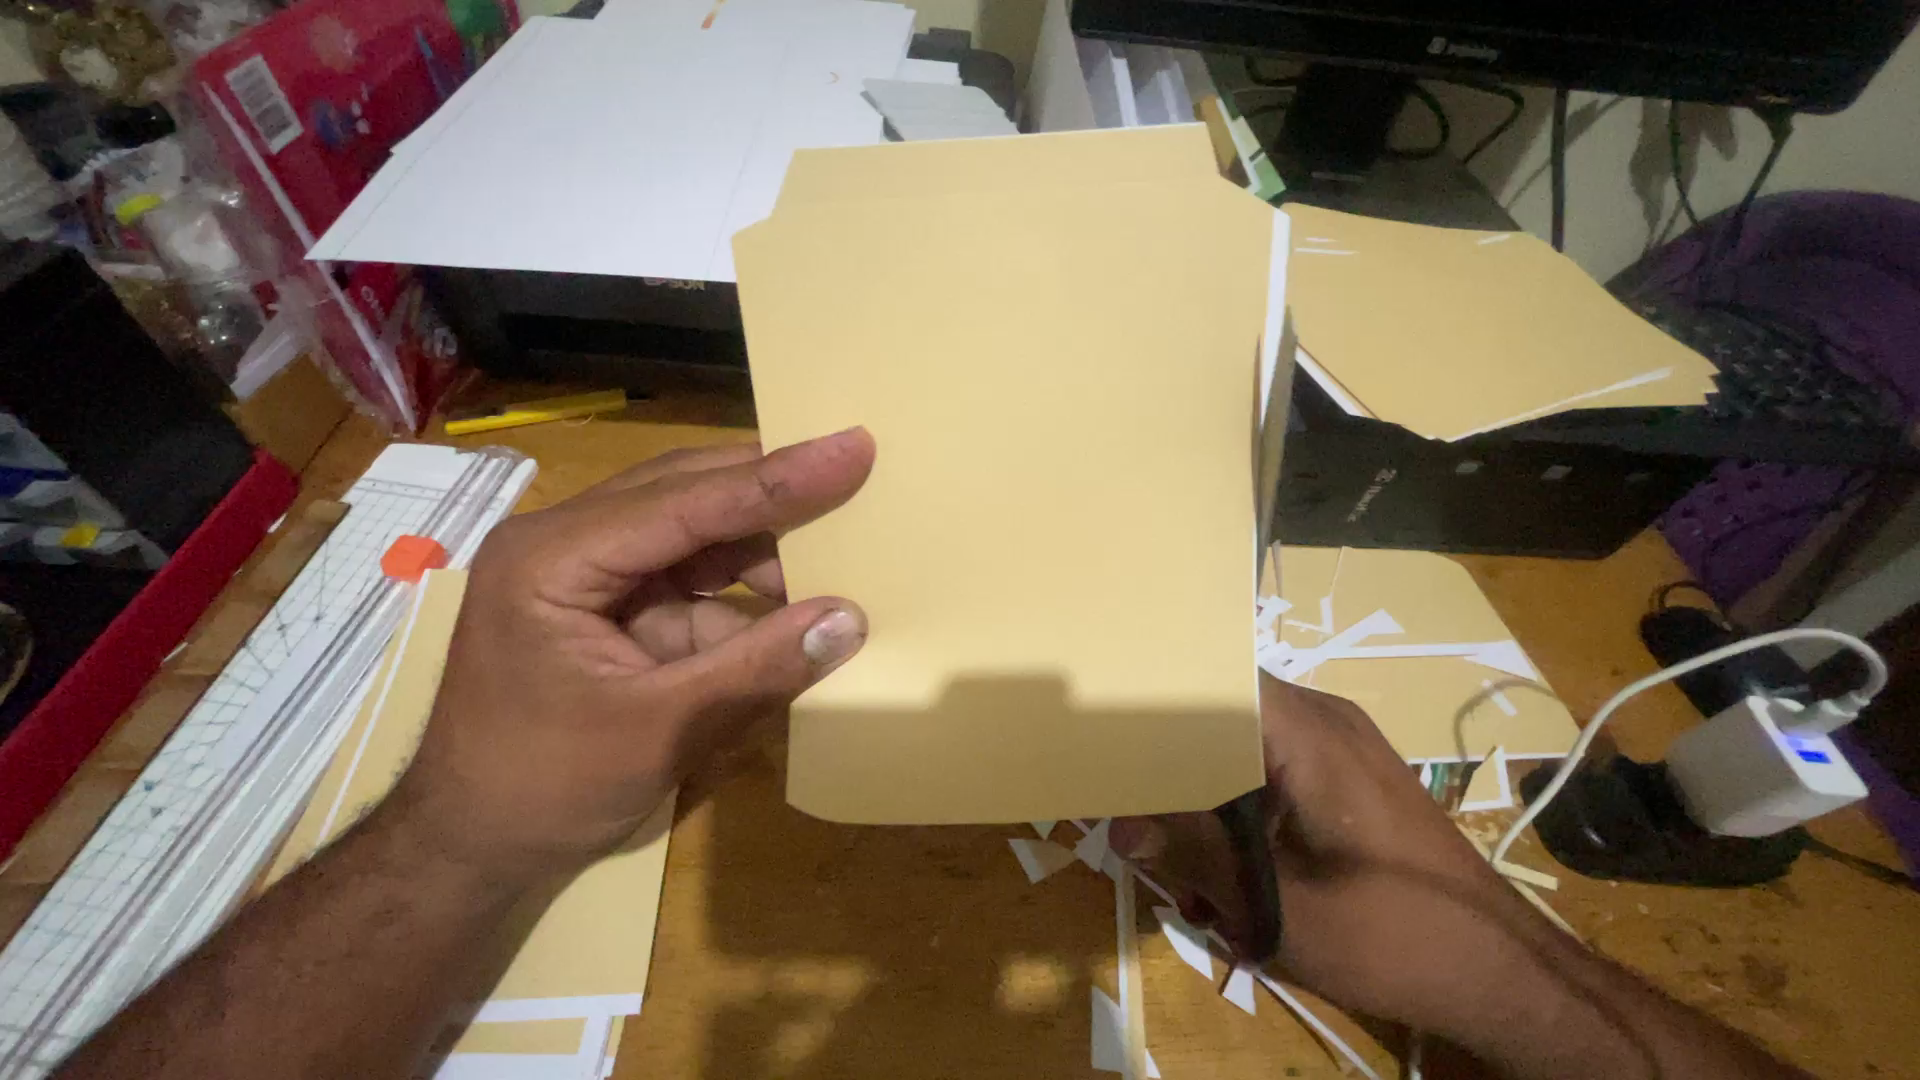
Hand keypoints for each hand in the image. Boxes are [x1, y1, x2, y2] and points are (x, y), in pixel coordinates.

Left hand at [389, 430, 875, 881]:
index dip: (778, 479)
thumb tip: (850, 619)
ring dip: (764, 546)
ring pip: (695, 531)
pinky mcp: (612, 603)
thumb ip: (757, 668)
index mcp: (554, 558)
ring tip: (838, 550)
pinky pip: (692, 578)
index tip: (854, 449)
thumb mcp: (659, 731)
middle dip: (772, 494)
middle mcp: (568, 543)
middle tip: (856, 471)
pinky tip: (792, 598)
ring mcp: (588, 572)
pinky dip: (744, 589)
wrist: (469, 848)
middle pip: (687, 494)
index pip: (685, 502)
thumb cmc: (543, 789)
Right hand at [1111, 675, 1552, 1038]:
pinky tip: (1233, 881)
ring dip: (1204, 804)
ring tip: (1189, 872)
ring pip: (1237, 750)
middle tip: (1139, 826)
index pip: (1210, 677)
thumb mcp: (1280, 906)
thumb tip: (1117, 828)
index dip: (1154, 697)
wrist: (1510, 977)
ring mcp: (1336, 748)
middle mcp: (1320, 721)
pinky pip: (1268, 775)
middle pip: (1216, 717)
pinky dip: (1239, 817)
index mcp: (1305, 732)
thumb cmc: (1397, 935)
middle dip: (1171, 773)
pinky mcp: (1344, 779)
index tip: (1106, 729)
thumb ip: (1194, 854)